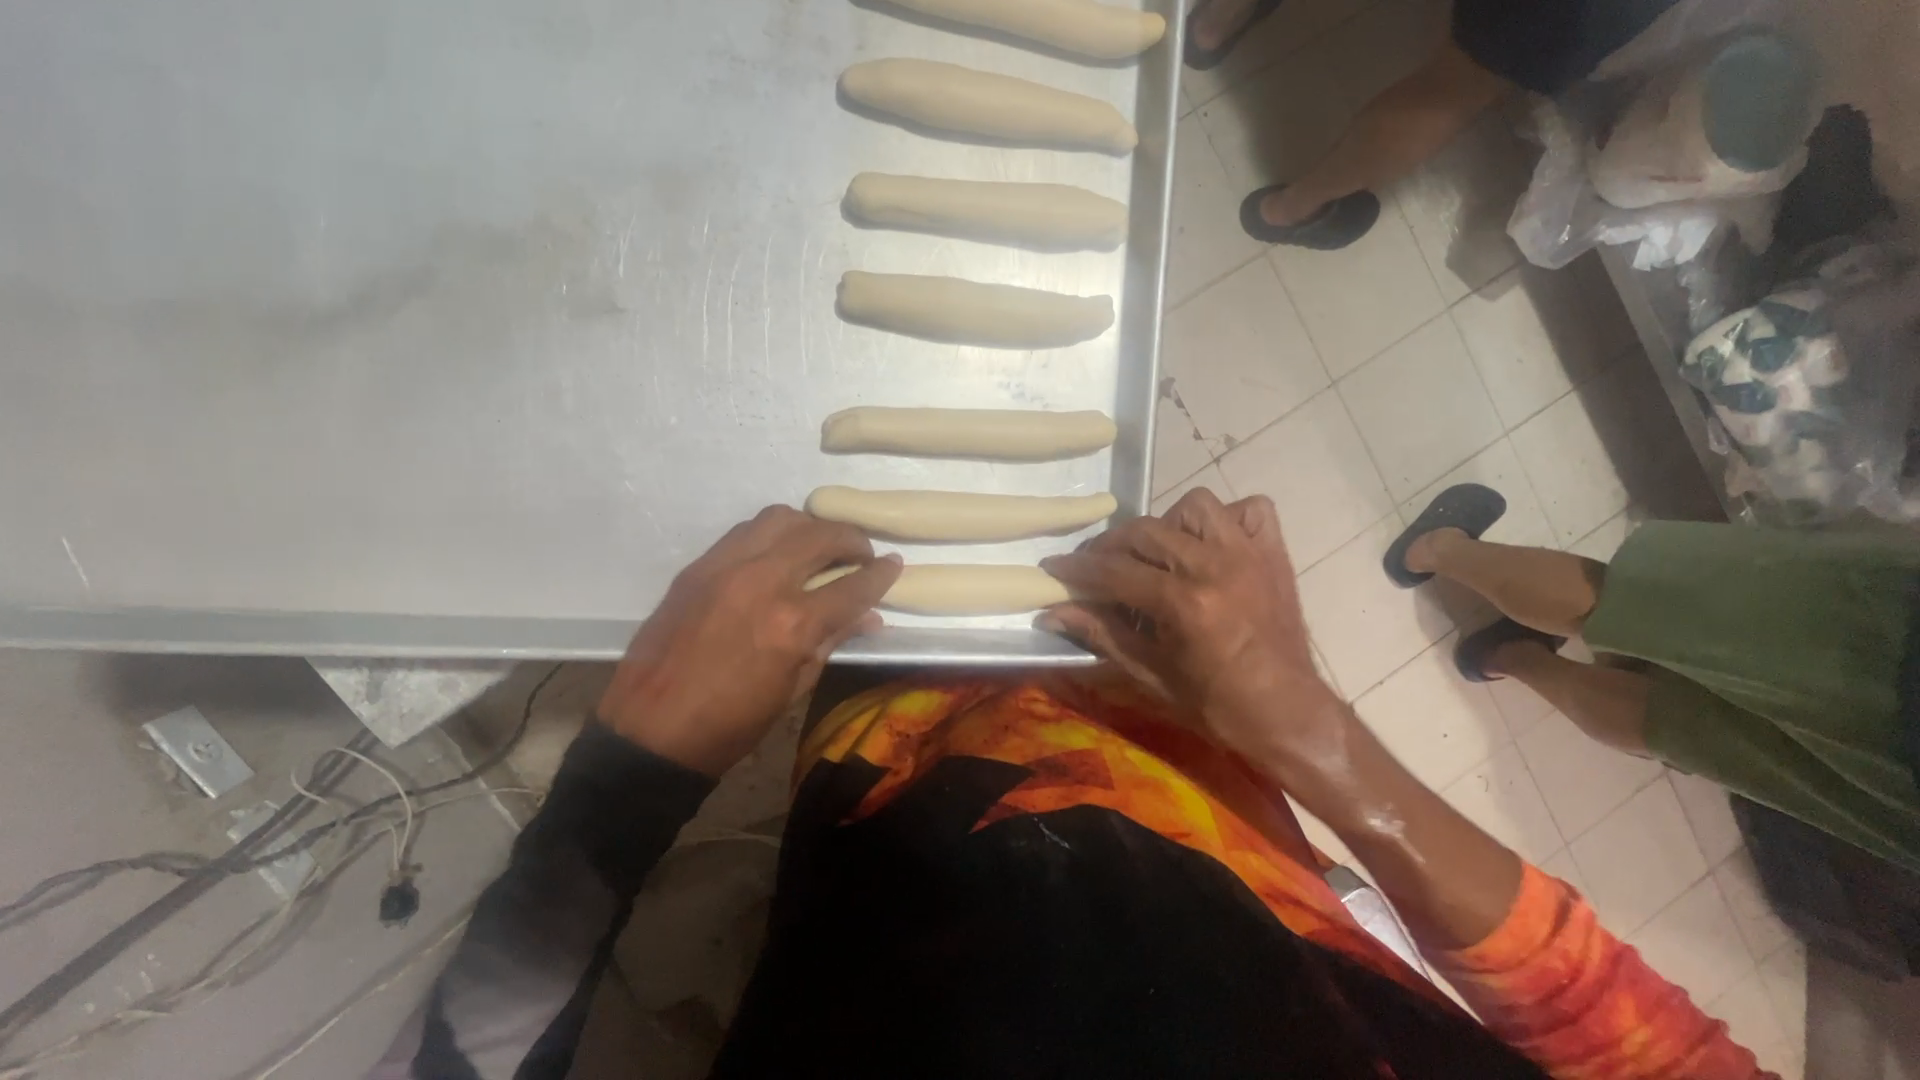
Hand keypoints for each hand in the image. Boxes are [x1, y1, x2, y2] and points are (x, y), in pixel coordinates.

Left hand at [597, 505, 901, 775]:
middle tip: (860, 555)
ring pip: (780, 519)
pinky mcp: (697, 567)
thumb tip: (868, 618)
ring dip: (809, 528)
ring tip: (818, 547)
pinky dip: (771, 535)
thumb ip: (831, 642)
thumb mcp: (793, 689)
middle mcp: (762, 581)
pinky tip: (776, 556)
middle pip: (821, 535)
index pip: (853, 585)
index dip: (881, 575)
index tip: (894, 566)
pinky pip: (745, 532)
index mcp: (792, 624)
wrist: (650, 731)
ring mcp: (725, 567)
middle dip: (851, 540)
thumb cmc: (730, 725)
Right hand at [1039, 488, 1343, 769]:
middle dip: (1111, 547)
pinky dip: (1225, 519)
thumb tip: (1051, 613)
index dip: (1077, 569)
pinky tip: (1210, 545)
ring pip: (1195, 507)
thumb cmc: (1216, 705)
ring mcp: (1249, 554)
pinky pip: (1250, 510)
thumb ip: (1102, 634)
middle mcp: (1216, 566)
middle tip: (1096, 568)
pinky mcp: (1274, 553)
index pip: (1115, 572)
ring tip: (1158, 554)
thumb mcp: (1151, 673)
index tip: (1052, 566)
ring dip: (1167, 525)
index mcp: (1186, 604)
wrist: (1288, 714)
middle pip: (1145, 533)